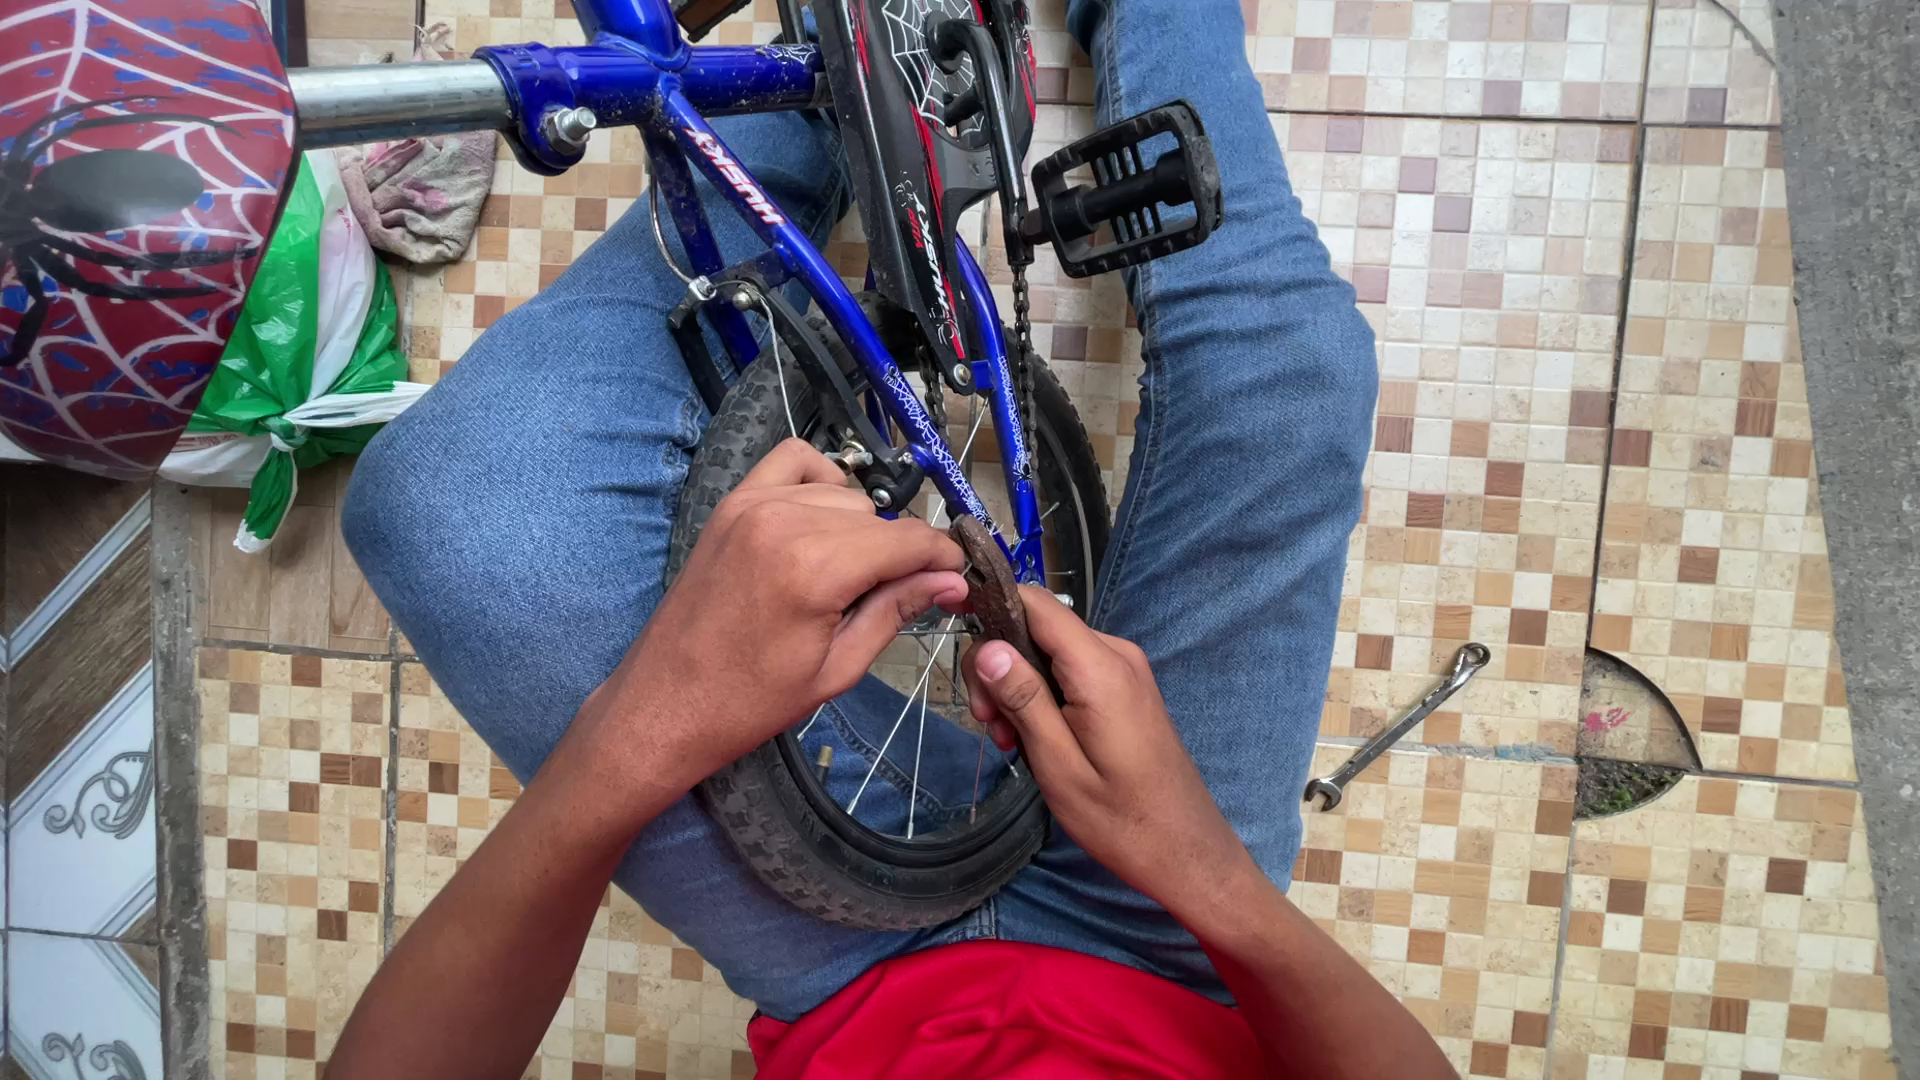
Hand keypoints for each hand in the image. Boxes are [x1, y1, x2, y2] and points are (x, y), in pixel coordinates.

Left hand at [581, 439, 967, 794]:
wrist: (664, 705)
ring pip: (846, 493)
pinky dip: (821, 481)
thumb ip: (897, 610)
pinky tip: (822, 519)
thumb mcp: (839, 668)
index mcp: (815, 568)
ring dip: (862, 527)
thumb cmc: (751, 702)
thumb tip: (952, 581)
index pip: (907, 540)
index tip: (957, 575)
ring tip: (849, 572)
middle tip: (895, 593)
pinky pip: (795, 461)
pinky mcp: (733, 503)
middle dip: (901, 552)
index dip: (942, 556)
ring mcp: (753, 504)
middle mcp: (785, 521)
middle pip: (880, 517)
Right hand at [961, 587, 1263, 922]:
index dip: (991, 608)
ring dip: (1018, 687)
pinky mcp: (1122, 684)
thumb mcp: (1059, 765)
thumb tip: (986, 647)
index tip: (964, 654)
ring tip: (1013, 742)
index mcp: (1100, 667)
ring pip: (1047, 650)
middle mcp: (1114, 652)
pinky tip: (1037, 737)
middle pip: (1035, 627)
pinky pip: (1068, 669)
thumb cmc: (1120, 819)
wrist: (1186, 852)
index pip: (1035, 602)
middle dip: (1000, 668)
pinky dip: (1042, 695)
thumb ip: (1023, 699)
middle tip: (991, 728)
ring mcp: (1122, 667)